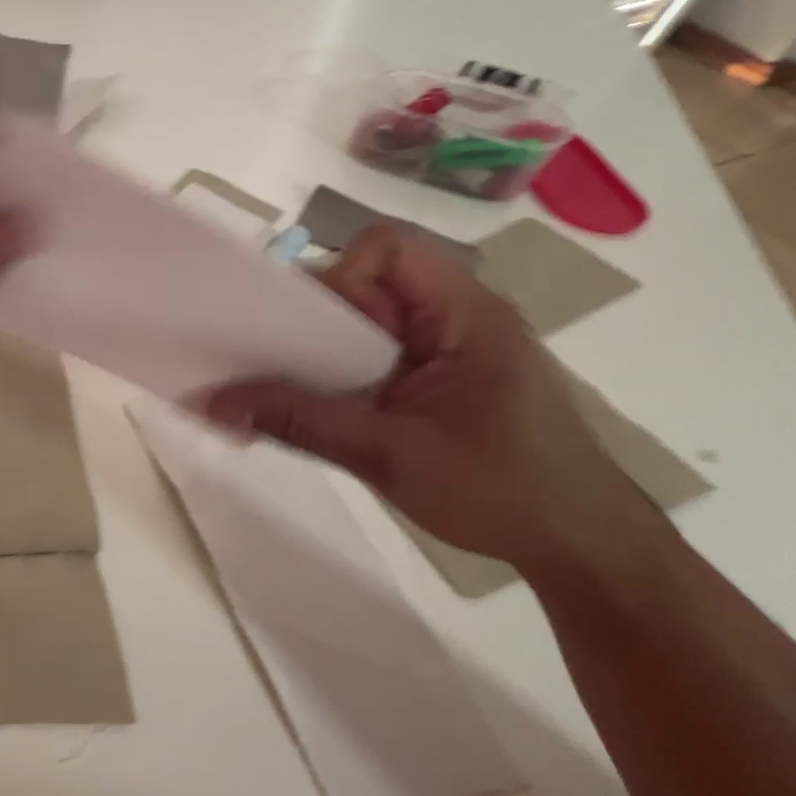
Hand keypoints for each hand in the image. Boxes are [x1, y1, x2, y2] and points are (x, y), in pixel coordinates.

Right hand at [200, 224, 654, 571]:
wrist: (584, 547)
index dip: (339, 275)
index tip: (311, 333)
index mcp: (463, 313)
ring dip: (318, 355)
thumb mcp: (389, 456)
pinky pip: (373, 356)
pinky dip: (336, 377)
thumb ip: (299, 422)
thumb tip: (210, 403)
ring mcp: (445, 348)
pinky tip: (314, 414)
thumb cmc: (504, 491)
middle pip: (364, 283)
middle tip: (272, 369)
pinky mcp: (437, 378)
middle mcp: (454, 316)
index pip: (386, 248)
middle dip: (311, 321)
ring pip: (362, 323)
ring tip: (283, 397)